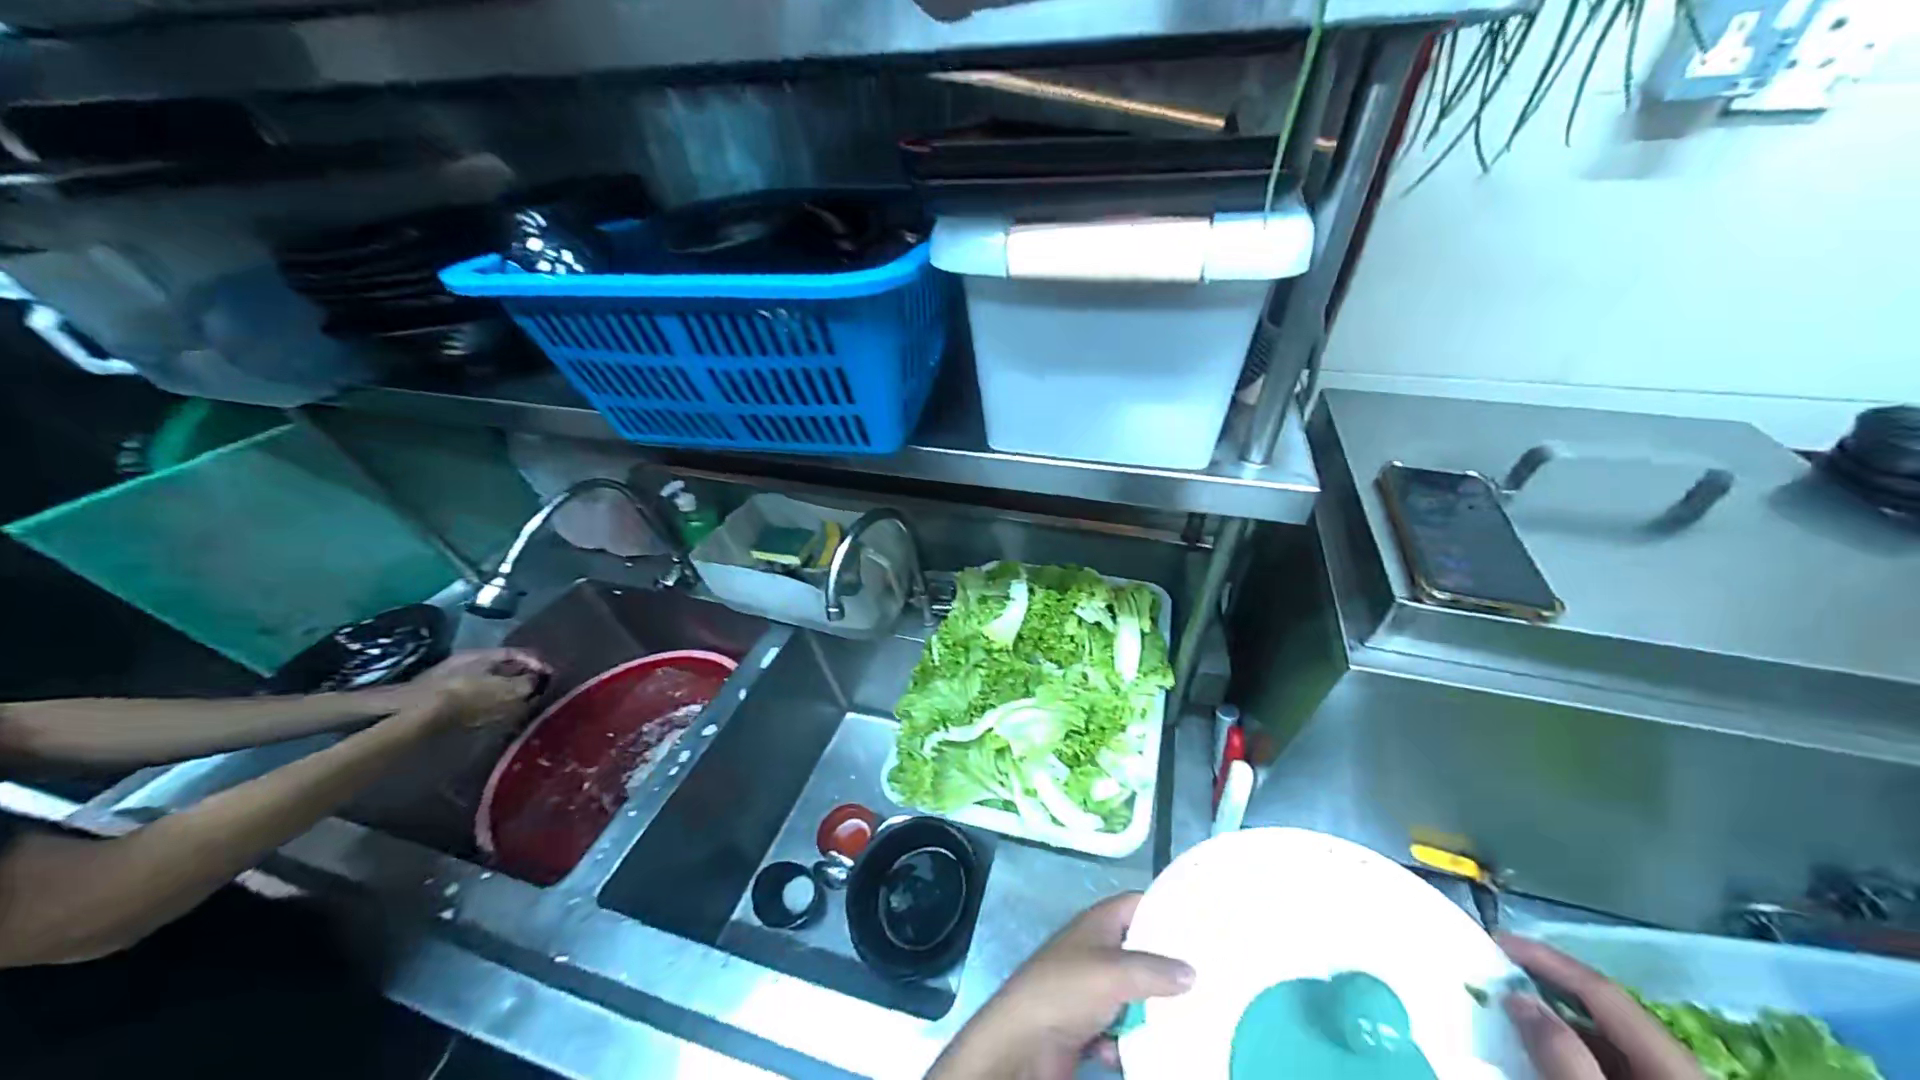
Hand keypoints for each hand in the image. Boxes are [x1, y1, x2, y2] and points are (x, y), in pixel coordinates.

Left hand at [399, 649, 548, 730]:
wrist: (416, 716)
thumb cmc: (465, 696)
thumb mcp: (504, 688)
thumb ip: (526, 683)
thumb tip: (536, 680)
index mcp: (483, 654)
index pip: (517, 653)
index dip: (536, 662)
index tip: (550, 675)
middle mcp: (468, 662)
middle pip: (502, 667)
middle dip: (521, 677)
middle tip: (537, 689)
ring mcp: (453, 680)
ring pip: (490, 682)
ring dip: (506, 691)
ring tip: (521, 703)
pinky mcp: (443, 699)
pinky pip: (477, 696)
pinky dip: (491, 702)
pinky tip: (497, 712)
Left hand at [928, 892, 1193, 1079]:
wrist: (1023, 1041)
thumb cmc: (1066, 990)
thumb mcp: (1113, 972)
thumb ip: (1154, 970)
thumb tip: (1192, 971)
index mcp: (1098, 924)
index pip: (1137, 904)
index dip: (1166, 909)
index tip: (1203, 922)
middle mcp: (1094, 951)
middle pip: (1139, 952)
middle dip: (1169, 967)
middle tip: (1210, 977)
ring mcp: (1089, 990)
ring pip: (1132, 995)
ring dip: (1154, 1009)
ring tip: (1196, 1017)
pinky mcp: (1085, 1025)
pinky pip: (1119, 1030)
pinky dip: (1132, 1040)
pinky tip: (1153, 1049)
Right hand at [1499, 935, 1704, 1079]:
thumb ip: (1562, 1053)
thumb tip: (1517, 996)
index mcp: (1672, 1057)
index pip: (1602, 990)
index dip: (1548, 958)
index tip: (1496, 939)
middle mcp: (1678, 1062)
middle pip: (1606, 1011)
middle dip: (1548, 985)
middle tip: (1496, 971)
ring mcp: (1669, 1076)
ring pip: (1608, 1037)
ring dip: (1557, 1017)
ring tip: (1510, 1008)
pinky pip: (1612, 1060)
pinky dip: (1574, 1045)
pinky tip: (1545, 1047)